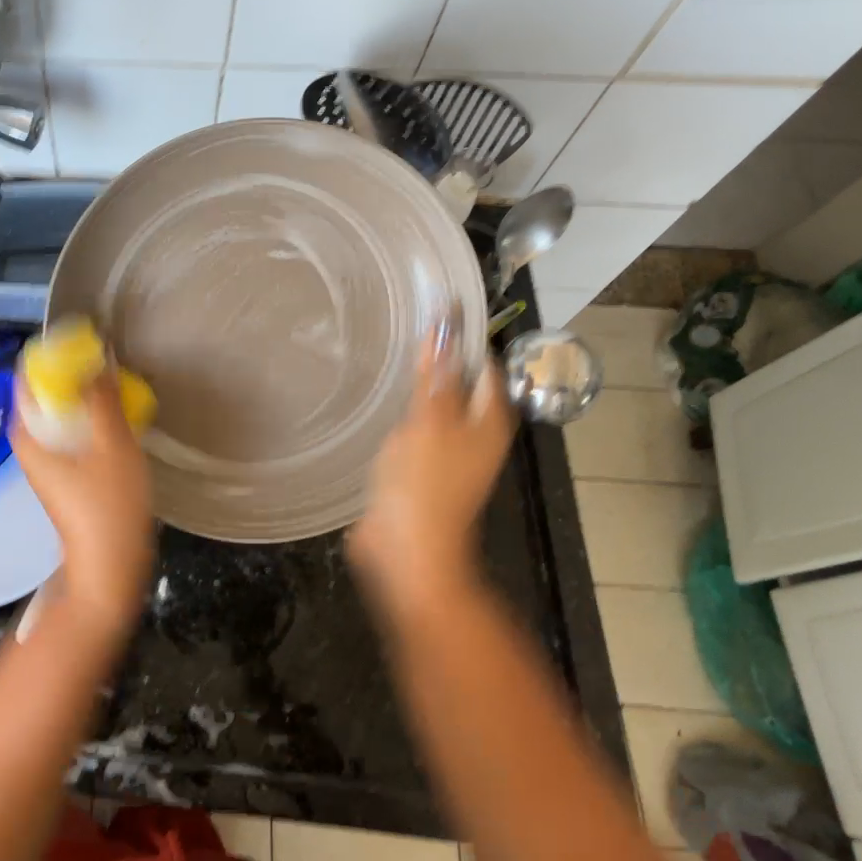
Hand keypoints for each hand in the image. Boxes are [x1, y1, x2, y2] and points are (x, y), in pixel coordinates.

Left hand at [11, 367, 154, 636]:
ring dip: (86, 398)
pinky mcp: (63, 476)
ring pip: (60, 415)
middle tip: (108, 362)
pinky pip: (71, 434)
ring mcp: (45, 463)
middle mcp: (29, 445)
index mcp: (28, 435)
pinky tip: (119, 421)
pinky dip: (90, 421)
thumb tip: (99, 356)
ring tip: (118, 387)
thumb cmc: (108, 506)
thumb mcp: (112, 445)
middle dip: (74, 374)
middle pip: (45, 394)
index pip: (28, 377)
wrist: (108, 570)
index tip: (84, 341)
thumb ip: (104, 398)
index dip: (54, 354)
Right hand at [348, 332, 514, 610]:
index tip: (424, 307)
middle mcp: (474, 433)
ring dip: (413, 387)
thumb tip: (444, 322)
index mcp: (488, 419)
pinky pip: (411, 430)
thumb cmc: (424, 484)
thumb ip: (436, 372)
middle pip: (456, 383)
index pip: (480, 361)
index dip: (457, 334)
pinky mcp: (418, 471)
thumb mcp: (430, 420)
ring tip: (380, 357)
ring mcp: (446, 453)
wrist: (405, 553)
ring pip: (431, 406)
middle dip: (432, 359)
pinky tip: (373, 404)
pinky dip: (398, 414)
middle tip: (395, 327)